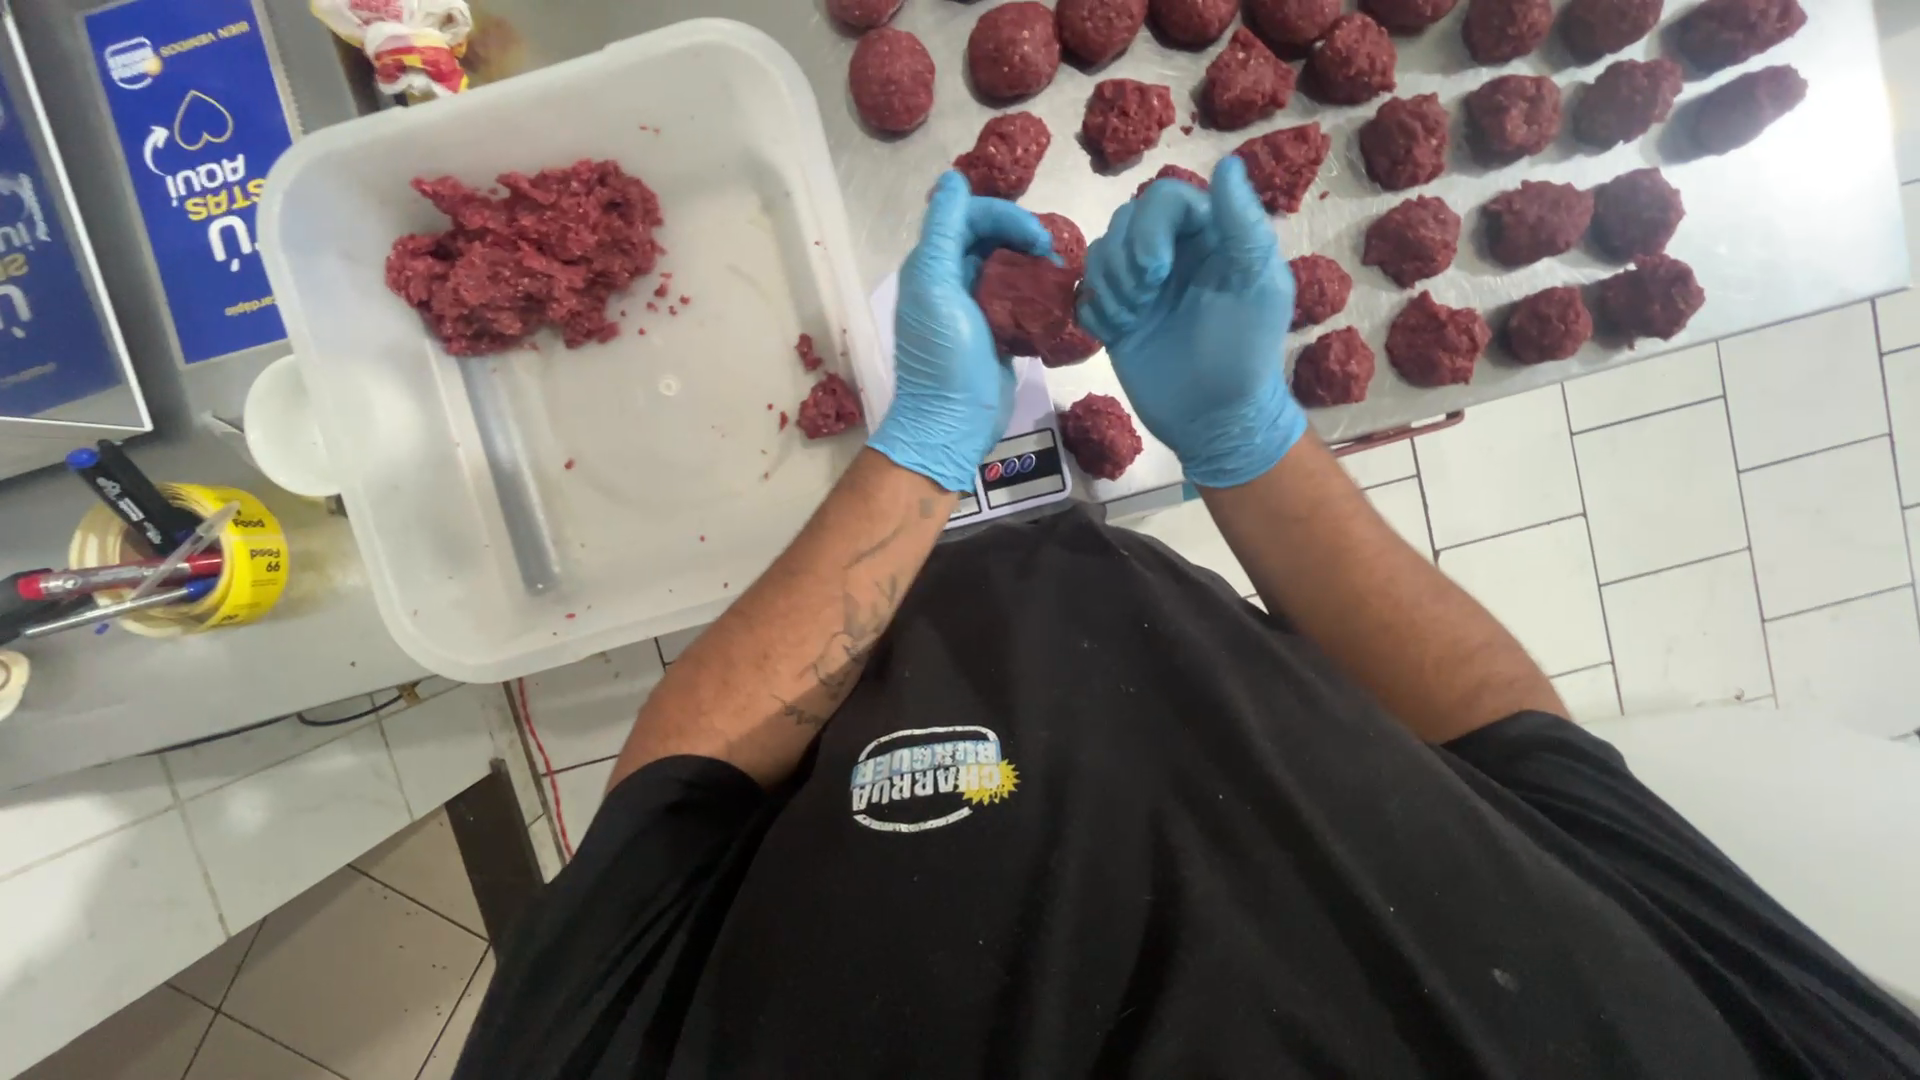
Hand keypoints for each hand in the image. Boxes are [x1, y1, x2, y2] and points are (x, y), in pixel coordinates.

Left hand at [869, 171, 1052, 492]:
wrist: (953, 424)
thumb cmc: (944, 358)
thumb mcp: (936, 288)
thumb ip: (943, 232)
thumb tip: (953, 179)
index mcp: (933, 266)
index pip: (970, 217)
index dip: (1004, 216)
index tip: (1036, 237)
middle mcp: (952, 282)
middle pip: (992, 239)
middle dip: (1024, 238)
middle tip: (1054, 254)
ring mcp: (976, 310)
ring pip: (1009, 268)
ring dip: (1035, 265)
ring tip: (1061, 274)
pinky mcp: (998, 334)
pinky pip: (1021, 300)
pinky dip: (1039, 294)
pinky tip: (1058, 299)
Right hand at [1078, 157, 1306, 488]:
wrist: (1214, 420)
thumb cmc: (1244, 353)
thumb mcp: (1257, 284)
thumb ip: (1243, 224)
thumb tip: (1227, 163)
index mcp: (1209, 237)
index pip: (1165, 198)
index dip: (1150, 228)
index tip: (1156, 271)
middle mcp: (1171, 255)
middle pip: (1124, 220)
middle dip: (1125, 259)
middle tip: (1143, 300)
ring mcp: (1140, 289)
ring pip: (1100, 254)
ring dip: (1108, 286)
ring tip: (1131, 319)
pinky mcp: (1115, 320)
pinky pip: (1085, 294)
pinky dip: (1093, 310)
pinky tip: (1115, 334)